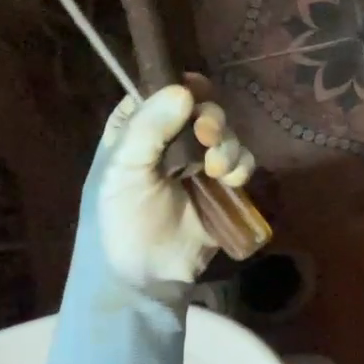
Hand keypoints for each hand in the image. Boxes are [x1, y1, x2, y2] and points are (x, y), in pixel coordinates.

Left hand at [81, 74, 255, 287]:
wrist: (147, 274)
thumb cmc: (121, 220)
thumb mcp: (123, 172)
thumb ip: (149, 128)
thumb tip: (185, 89)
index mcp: (134, 133)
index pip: (160, 93)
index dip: (181, 89)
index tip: (196, 94)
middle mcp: (168, 142)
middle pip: (202, 109)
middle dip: (212, 121)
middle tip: (208, 137)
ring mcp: (198, 162)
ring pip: (226, 134)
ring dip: (227, 147)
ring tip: (217, 172)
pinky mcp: (222, 183)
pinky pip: (243, 159)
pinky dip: (241, 166)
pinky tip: (230, 183)